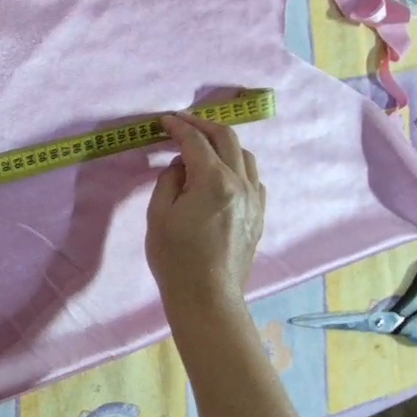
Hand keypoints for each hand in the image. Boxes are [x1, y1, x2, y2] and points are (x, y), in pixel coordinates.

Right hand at [145, 111, 266, 310]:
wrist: (207, 296)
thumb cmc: (175, 257)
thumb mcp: (158, 215)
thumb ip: (169, 181)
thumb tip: (182, 165)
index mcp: (213, 181)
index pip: (196, 141)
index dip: (178, 126)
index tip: (164, 120)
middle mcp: (240, 184)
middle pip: (227, 139)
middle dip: (203, 125)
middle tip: (182, 123)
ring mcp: (255, 199)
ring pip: (245, 156)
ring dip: (222, 143)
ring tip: (202, 146)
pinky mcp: (259, 214)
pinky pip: (252, 178)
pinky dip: (236, 165)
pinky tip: (221, 174)